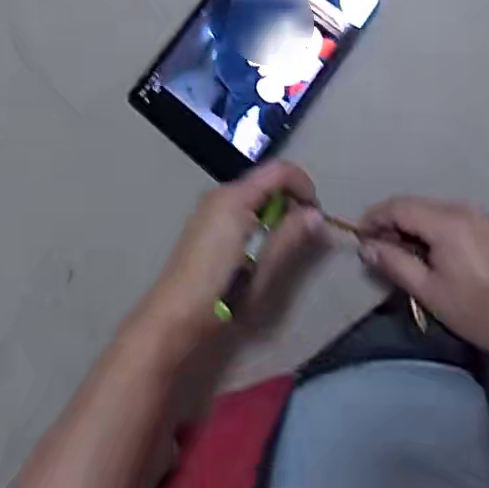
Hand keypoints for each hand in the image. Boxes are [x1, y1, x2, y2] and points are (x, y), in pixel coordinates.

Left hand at [133, 160, 321, 344]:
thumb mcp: (263, 269)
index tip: (316, 215)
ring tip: (280, 245)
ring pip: (253, 193)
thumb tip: (315, 214)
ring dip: (274, 210)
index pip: (280, 170)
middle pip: (266, 179)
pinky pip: (239, 205)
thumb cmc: (221, 294)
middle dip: (290, 199)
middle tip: (302, 233)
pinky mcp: (205, 221)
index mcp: (236, 198)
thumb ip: (289, 236)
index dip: (304, 185)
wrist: (172, 316)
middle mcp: (221, 193)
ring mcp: (210, 206)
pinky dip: (257, 216)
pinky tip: (256, 248)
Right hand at [359, 197, 488, 362]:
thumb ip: (395, 264)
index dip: (374, 218)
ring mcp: (477, 214)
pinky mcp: (486, 225)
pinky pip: (446, 216)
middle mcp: (460, 208)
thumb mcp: (431, 293)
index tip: (358, 237)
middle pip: (413, 204)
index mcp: (446, 222)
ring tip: (398, 252)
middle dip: (390, 222)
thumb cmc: (481, 313)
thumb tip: (366, 246)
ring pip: (429, 210)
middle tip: (375, 248)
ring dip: (409, 225)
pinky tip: (427, 252)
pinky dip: (429, 228)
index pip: (398, 206)